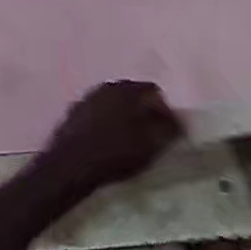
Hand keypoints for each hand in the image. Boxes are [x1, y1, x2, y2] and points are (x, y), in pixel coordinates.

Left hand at [33, 80, 183, 194]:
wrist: (71, 164)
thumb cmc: (115, 153)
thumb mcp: (151, 144)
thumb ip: (169, 128)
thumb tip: (179, 119)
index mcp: (126, 89)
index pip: (153, 90)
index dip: (164, 109)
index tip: (168, 129)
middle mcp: (106, 86)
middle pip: (133, 94)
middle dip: (144, 110)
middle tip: (151, 134)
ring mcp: (88, 96)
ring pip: (114, 102)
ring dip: (124, 115)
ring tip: (130, 139)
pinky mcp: (75, 111)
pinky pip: (98, 111)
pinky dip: (107, 121)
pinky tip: (108, 140)